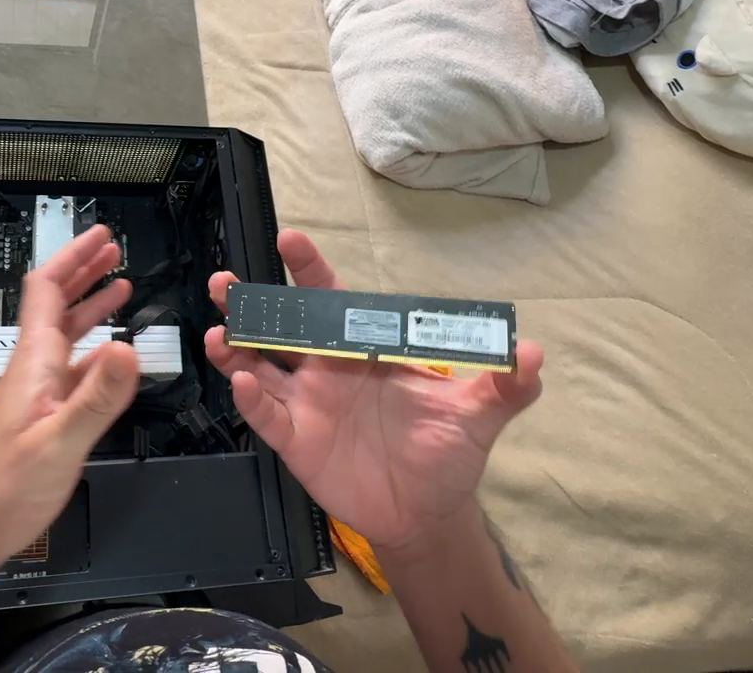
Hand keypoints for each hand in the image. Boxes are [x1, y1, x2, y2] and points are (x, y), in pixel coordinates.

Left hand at [0, 225, 137, 566]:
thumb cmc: (4, 489)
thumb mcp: (60, 441)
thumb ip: (98, 396)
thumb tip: (128, 346)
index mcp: (34, 361)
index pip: (48, 289)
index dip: (73, 256)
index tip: (101, 237)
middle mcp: (33, 366)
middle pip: (56, 301)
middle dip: (84, 270)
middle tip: (113, 250)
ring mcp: (37, 388)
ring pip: (65, 330)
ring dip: (91, 303)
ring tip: (119, 286)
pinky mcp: (42, 410)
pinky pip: (72, 364)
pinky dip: (94, 347)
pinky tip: (112, 353)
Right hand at [205, 231, 542, 555]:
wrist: (427, 512)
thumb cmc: (446, 453)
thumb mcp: (477, 416)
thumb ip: (503, 385)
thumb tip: (533, 352)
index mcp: (360, 347)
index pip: (328, 299)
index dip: (307, 269)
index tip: (290, 241)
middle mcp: (324, 367)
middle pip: (279, 327)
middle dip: (250, 303)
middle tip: (226, 283)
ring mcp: (306, 402)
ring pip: (259, 366)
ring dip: (236, 348)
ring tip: (220, 334)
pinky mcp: (297, 440)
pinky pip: (267, 415)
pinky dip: (251, 399)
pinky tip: (241, 383)